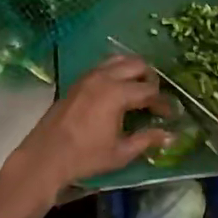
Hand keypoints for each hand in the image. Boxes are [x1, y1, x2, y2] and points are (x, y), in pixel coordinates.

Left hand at [4, 55, 172, 198]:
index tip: (169, 115)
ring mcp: (89, 76)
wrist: (46, 156)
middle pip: (137, 65)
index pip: (149, 90)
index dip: (163, 103)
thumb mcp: (121, 152)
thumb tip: (171, 136)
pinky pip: (104, 66)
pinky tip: (118, 90)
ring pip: (119, 60)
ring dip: (133, 71)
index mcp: (117, 94)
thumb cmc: (85, 156)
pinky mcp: (78, 81)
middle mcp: (104, 78)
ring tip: (138, 90)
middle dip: (150, 79)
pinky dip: (116, 71)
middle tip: (154, 99)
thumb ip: (147, 140)